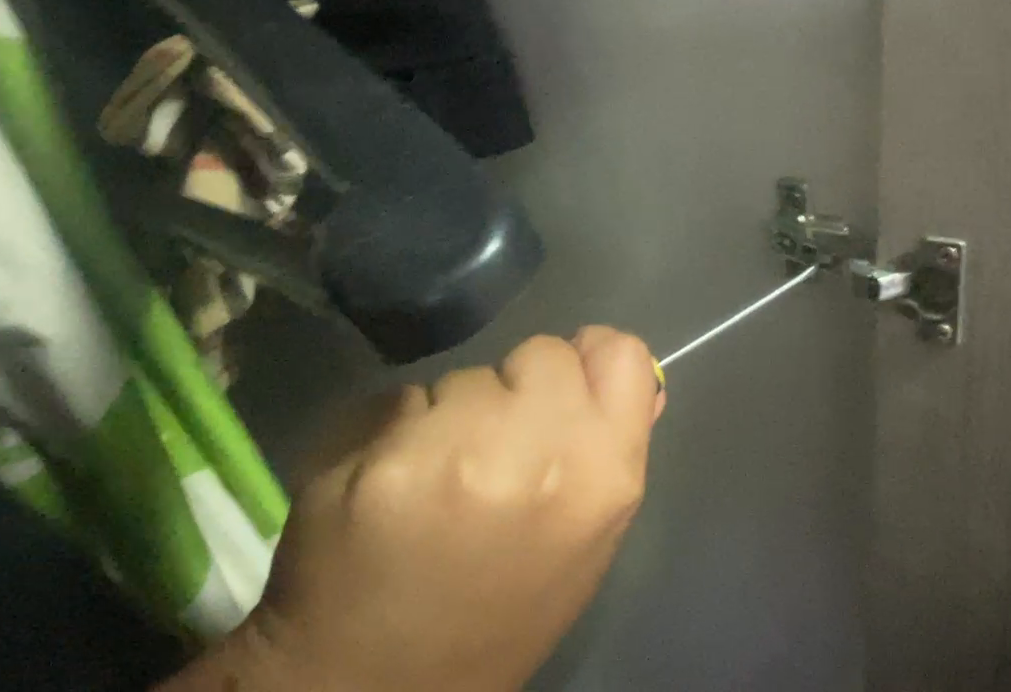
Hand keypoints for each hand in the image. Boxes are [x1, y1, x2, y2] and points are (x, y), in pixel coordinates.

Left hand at [171, 326, 663, 691]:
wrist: (380, 685)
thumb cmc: (506, 608)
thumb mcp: (591, 536)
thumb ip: (614, 446)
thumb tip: (631, 369)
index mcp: (605, 474)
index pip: (619, 352)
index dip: (588, 361)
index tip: (562, 389)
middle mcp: (542, 452)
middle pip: (542, 351)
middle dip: (519, 387)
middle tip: (495, 447)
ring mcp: (458, 452)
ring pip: (467, 376)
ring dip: (454, 413)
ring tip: (439, 480)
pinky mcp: (382, 461)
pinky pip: (400, 401)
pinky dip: (395, 431)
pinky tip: (390, 484)